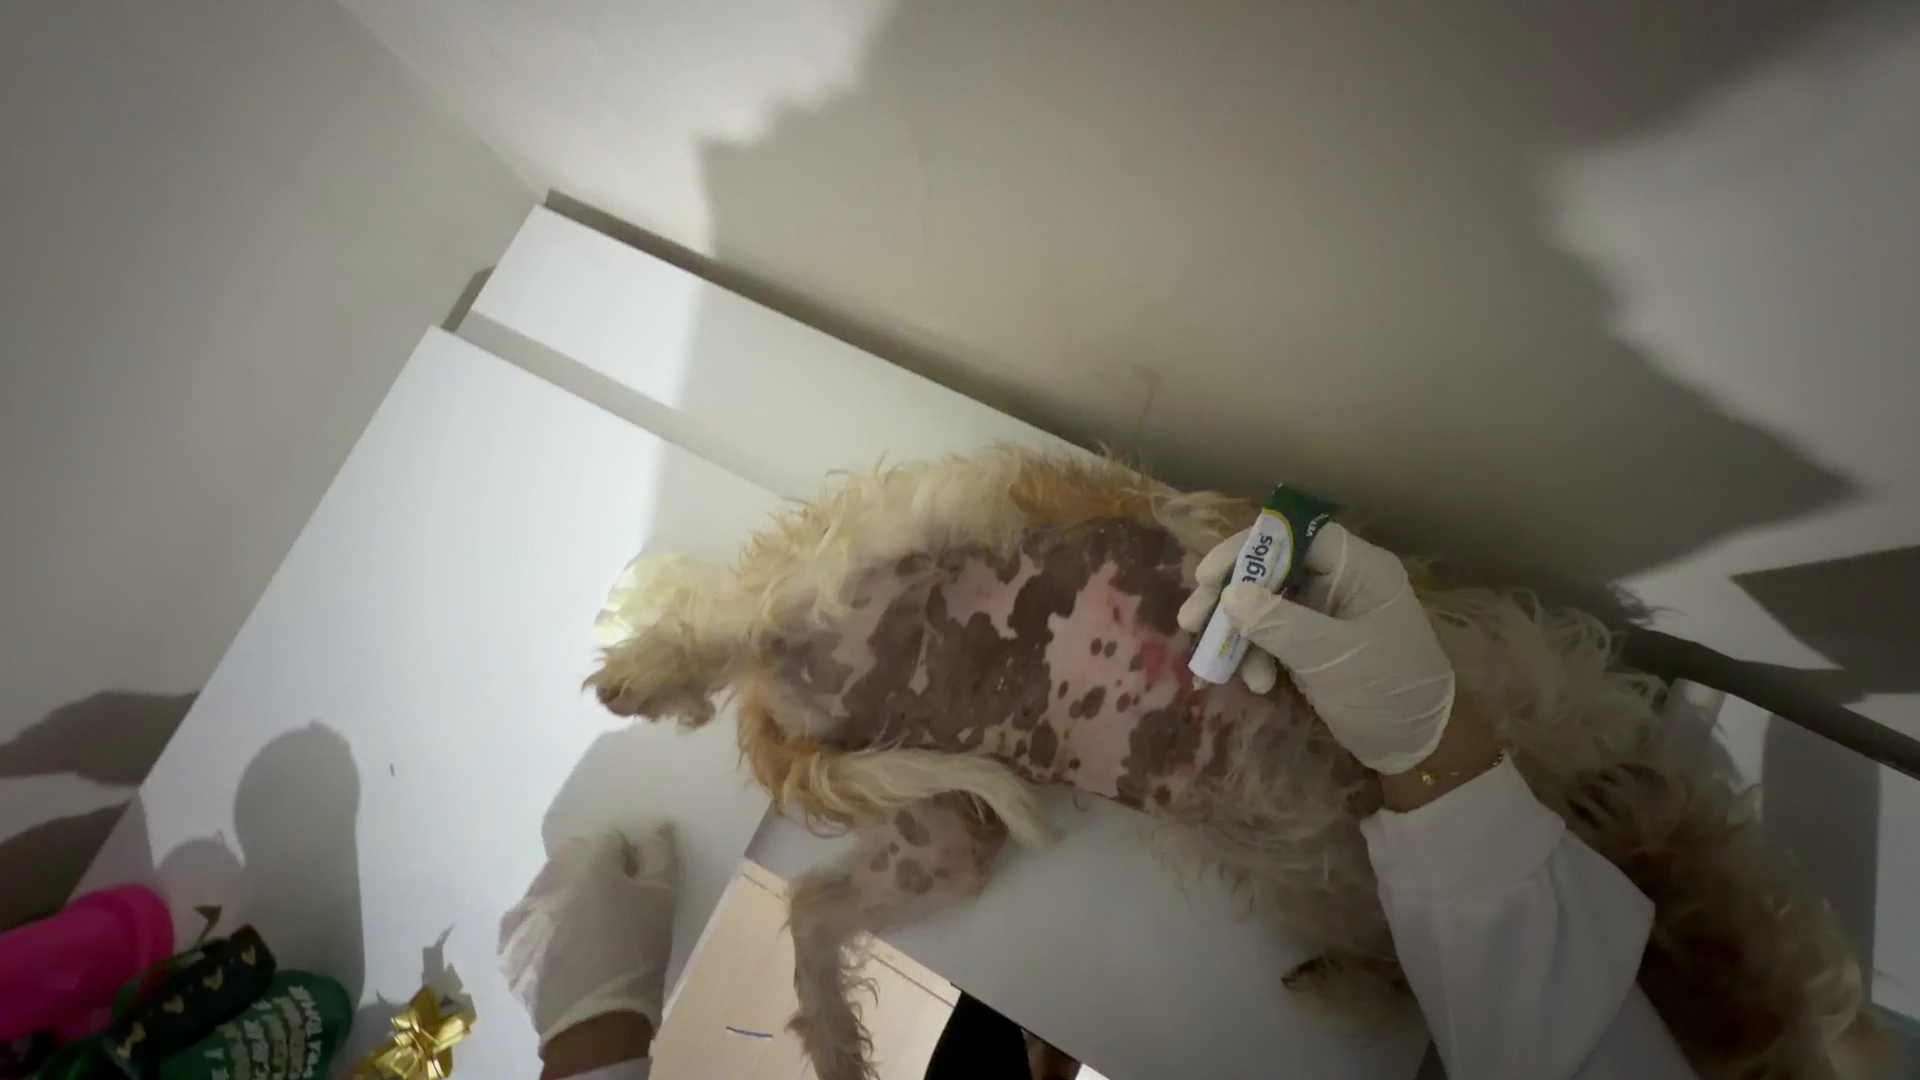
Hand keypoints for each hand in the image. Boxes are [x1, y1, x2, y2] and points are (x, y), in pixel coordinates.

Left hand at [500, 825, 676, 1046]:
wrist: (595, 1019)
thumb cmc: (636, 947)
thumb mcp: (663, 895)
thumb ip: (659, 852)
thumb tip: (654, 828)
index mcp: (587, 860)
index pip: (609, 839)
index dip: (627, 859)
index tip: (636, 883)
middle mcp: (548, 878)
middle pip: (574, 859)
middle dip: (593, 872)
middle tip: (614, 904)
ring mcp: (523, 913)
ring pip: (550, 888)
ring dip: (567, 896)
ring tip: (588, 928)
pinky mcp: (511, 946)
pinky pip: (530, 920)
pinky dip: (546, 925)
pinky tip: (565, 948)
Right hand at [1178, 522, 1454, 774]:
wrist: (1420, 749)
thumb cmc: (1389, 692)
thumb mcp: (1333, 657)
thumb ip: (1280, 623)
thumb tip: (1229, 594)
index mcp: (1357, 569)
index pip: (1294, 535)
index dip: (1247, 548)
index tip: (1206, 576)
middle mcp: (1337, 581)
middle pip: (1268, 568)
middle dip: (1228, 596)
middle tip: (1191, 621)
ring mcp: (1321, 611)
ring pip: (1261, 603)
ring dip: (1235, 632)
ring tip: (1214, 665)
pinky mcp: (1309, 640)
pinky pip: (1267, 633)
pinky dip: (1251, 653)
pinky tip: (1249, 682)